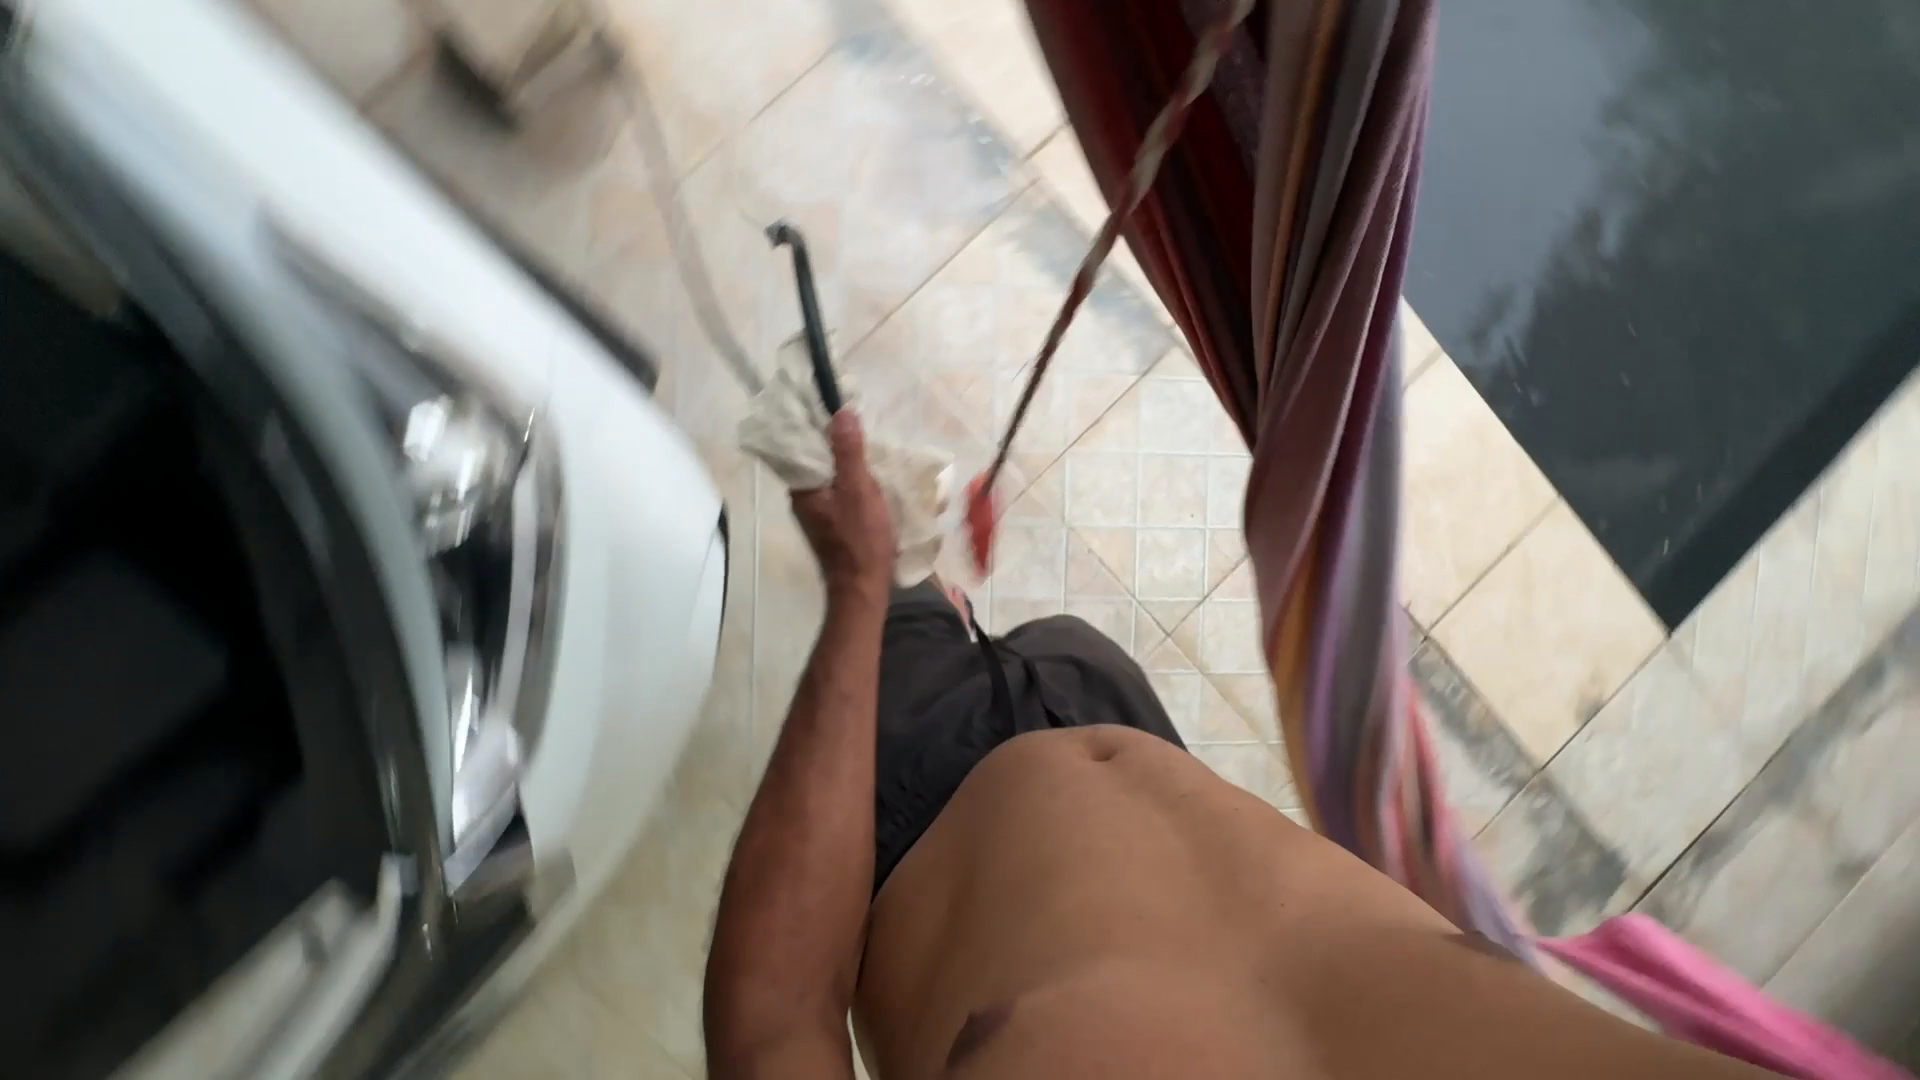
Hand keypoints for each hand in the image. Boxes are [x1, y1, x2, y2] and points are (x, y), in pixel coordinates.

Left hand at [792, 411, 894, 598]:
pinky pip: (837, 493)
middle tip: (858, 424)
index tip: (837, 407)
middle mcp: (801, 499)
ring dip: (844, 463)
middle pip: (815, 460)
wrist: (863, 588)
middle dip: (835, 443)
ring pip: (828, 477)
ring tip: (867, 446)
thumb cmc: (860, 539)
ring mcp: (815, 514)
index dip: (819, 426)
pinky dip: (849, 482)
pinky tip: (868, 478)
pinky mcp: (830, 525)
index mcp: (801, 489)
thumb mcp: (859, 490)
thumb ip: (849, 453)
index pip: (802, 445)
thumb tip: (840, 413)